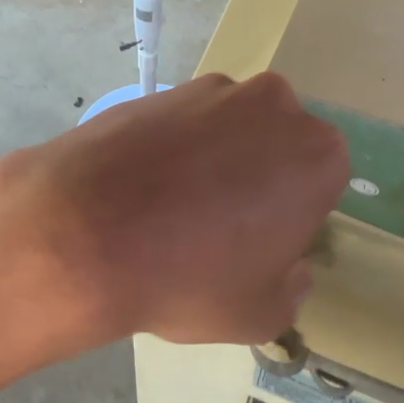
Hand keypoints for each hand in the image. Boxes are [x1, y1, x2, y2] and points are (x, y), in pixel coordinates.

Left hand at [0, 73, 348, 346]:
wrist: (83, 228)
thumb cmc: (187, 275)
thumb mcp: (259, 314)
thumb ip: (292, 289)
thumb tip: (291, 268)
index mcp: (315, 153)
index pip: (320, 184)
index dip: (291, 218)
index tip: (260, 245)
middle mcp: (273, 105)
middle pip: (276, 146)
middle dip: (257, 177)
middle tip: (218, 227)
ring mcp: (213, 89)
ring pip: (229, 130)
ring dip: (213, 159)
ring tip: (171, 209)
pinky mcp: (162, 87)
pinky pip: (183, 123)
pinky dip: (172, 149)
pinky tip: (142, 188)